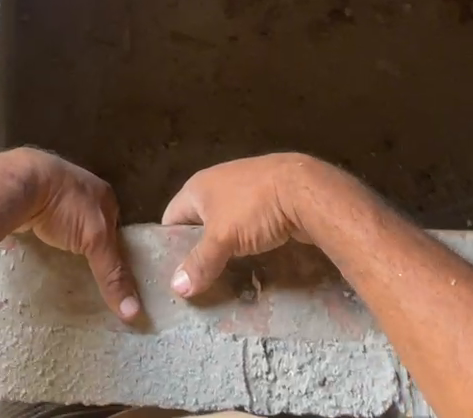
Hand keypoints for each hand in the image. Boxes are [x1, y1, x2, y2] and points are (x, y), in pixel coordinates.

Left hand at [0, 148, 141, 321]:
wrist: (20, 184)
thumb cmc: (65, 206)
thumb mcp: (96, 238)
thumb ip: (113, 272)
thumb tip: (135, 312)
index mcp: (103, 194)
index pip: (117, 227)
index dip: (116, 250)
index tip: (114, 276)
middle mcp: (82, 190)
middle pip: (93, 225)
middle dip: (91, 246)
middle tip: (90, 276)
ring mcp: (56, 194)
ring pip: (68, 225)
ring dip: (67, 242)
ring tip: (67, 269)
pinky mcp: (34, 202)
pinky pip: (46, 225)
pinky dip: (47, 238)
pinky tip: (44, 253)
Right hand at [161, 153, 336, 298]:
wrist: (303, 189)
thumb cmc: (253, 207)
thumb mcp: (221, 237)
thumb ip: (200, 262)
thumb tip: (176, 288)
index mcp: (197, 187)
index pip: (172, 218)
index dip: (168, 245)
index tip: (171, 275)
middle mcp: (217, 185)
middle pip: (199, 224)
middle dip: (199, 252)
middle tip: (197, 284)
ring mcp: (244, 191)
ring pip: (226, 228)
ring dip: (225, 251)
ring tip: (223, 281)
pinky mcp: (267, 202)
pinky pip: (249, 228)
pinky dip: (248, 246)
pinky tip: (252, 267)